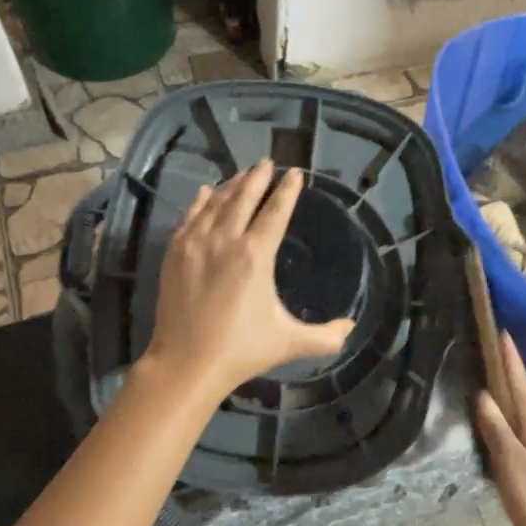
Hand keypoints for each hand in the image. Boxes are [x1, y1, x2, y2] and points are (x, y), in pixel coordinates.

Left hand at [143, 160, 355, 398]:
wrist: (186, 363)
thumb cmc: (241, 350)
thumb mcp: (289, 343)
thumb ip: (325, 336)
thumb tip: (351, 327)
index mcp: (254, 256)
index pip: (275, 212)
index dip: (287, 191)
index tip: (295, 174)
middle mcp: (224, 241)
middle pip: (243, 198)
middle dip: (257, 178)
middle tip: (267, 162)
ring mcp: (195, 245)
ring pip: (214, 204)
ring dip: (231, 186)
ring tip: (243, 174)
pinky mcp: (174, 255)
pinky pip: (189, 218)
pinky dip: (200, 202)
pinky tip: (204, 194)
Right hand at [475, 333, 525, 525]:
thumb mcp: (512, 464)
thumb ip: (497, 429)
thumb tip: (483, 394)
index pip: (520, 383)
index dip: (510, 358)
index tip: (502, 331)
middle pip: (522, 392)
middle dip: (507, 368)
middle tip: (489, 347)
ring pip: (522, 409)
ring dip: (508, 389)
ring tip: (489, 373)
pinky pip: (521, 425)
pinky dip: (508, 412)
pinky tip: (499, 417)